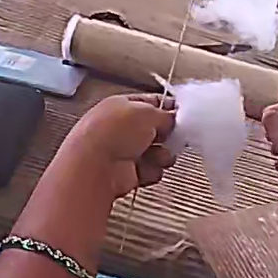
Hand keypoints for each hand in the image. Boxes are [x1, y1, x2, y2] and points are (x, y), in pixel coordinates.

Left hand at [53, 94, 176, 201]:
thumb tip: (173, 119)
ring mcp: (123, 152)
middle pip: (155, 130)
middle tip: (172, 136)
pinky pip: (150, 171)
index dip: (167, 108)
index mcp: (122, 106)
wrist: (95, 166)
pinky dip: (152, 171)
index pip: (150, 103)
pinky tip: (146, 169)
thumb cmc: (113, 132)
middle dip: (167, 134)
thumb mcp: (147, 113)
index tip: (183, 115)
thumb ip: (166, 114)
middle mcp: (121, 129)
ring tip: (158, 155)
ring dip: (162, 155)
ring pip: (156, 152)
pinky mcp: (127, 173)